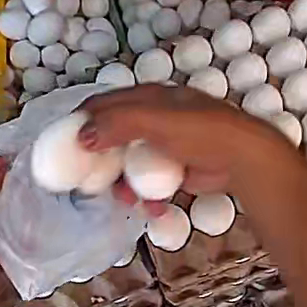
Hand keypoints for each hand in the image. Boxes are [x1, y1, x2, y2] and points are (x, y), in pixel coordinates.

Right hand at [79, 85, 306, 200]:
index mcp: (150, 97)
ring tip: (124, 198)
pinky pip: (153, 184)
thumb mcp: (154, 120)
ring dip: (124, 184)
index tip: (65, 142)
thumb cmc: (199, 131)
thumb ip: (116, 124)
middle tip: (88, 179)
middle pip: (116, 138)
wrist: (242, 158)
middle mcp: (156, 119)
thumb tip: (81, 136)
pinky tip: (149, 208)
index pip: (106, 104)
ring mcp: (167, 146)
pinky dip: (148, 197)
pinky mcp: (178, 171)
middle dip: (102, 160)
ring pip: (132, 166)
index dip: (84, 120)